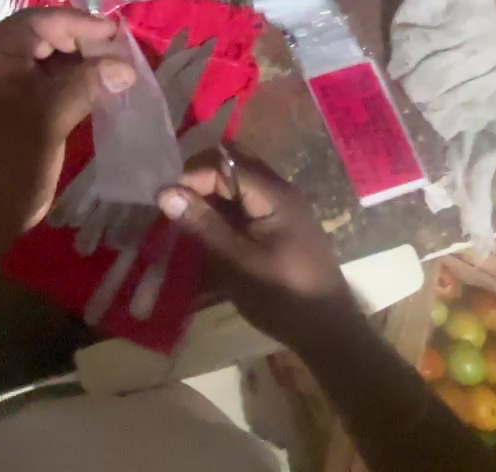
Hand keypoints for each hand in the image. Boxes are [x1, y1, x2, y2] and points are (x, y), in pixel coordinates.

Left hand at [0, 8, 136, 245]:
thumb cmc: (5, 168)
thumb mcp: (46, 122)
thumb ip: (84, 86)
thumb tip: (125, 65)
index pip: (35, 23)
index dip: (76, 23)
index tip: (115, 32)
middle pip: (41, 37)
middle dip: (82, 41)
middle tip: (122, 50)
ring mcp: (3, 86)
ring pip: (48, 59)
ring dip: (82, 61)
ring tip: (120, 66)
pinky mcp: (17, 107)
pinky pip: (48, 82)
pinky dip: (75, 81)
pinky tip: (104, 86)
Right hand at [157, 153, 355, 346]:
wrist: (331, 334)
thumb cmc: (283, 297)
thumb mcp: (238, 262)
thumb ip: (203, 223)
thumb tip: (164, 191)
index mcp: (274, 193)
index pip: (224, 162)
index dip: (192, 176)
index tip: (166, 200)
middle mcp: (280, 189)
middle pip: (233, 160)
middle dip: (200, 174)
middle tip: (176, 199)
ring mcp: (282, 205)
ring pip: (239, 177)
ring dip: (211, 188)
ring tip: (187, 213)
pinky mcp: (280, 222)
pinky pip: (246, 197)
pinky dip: (223, 203)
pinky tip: (209, 225)